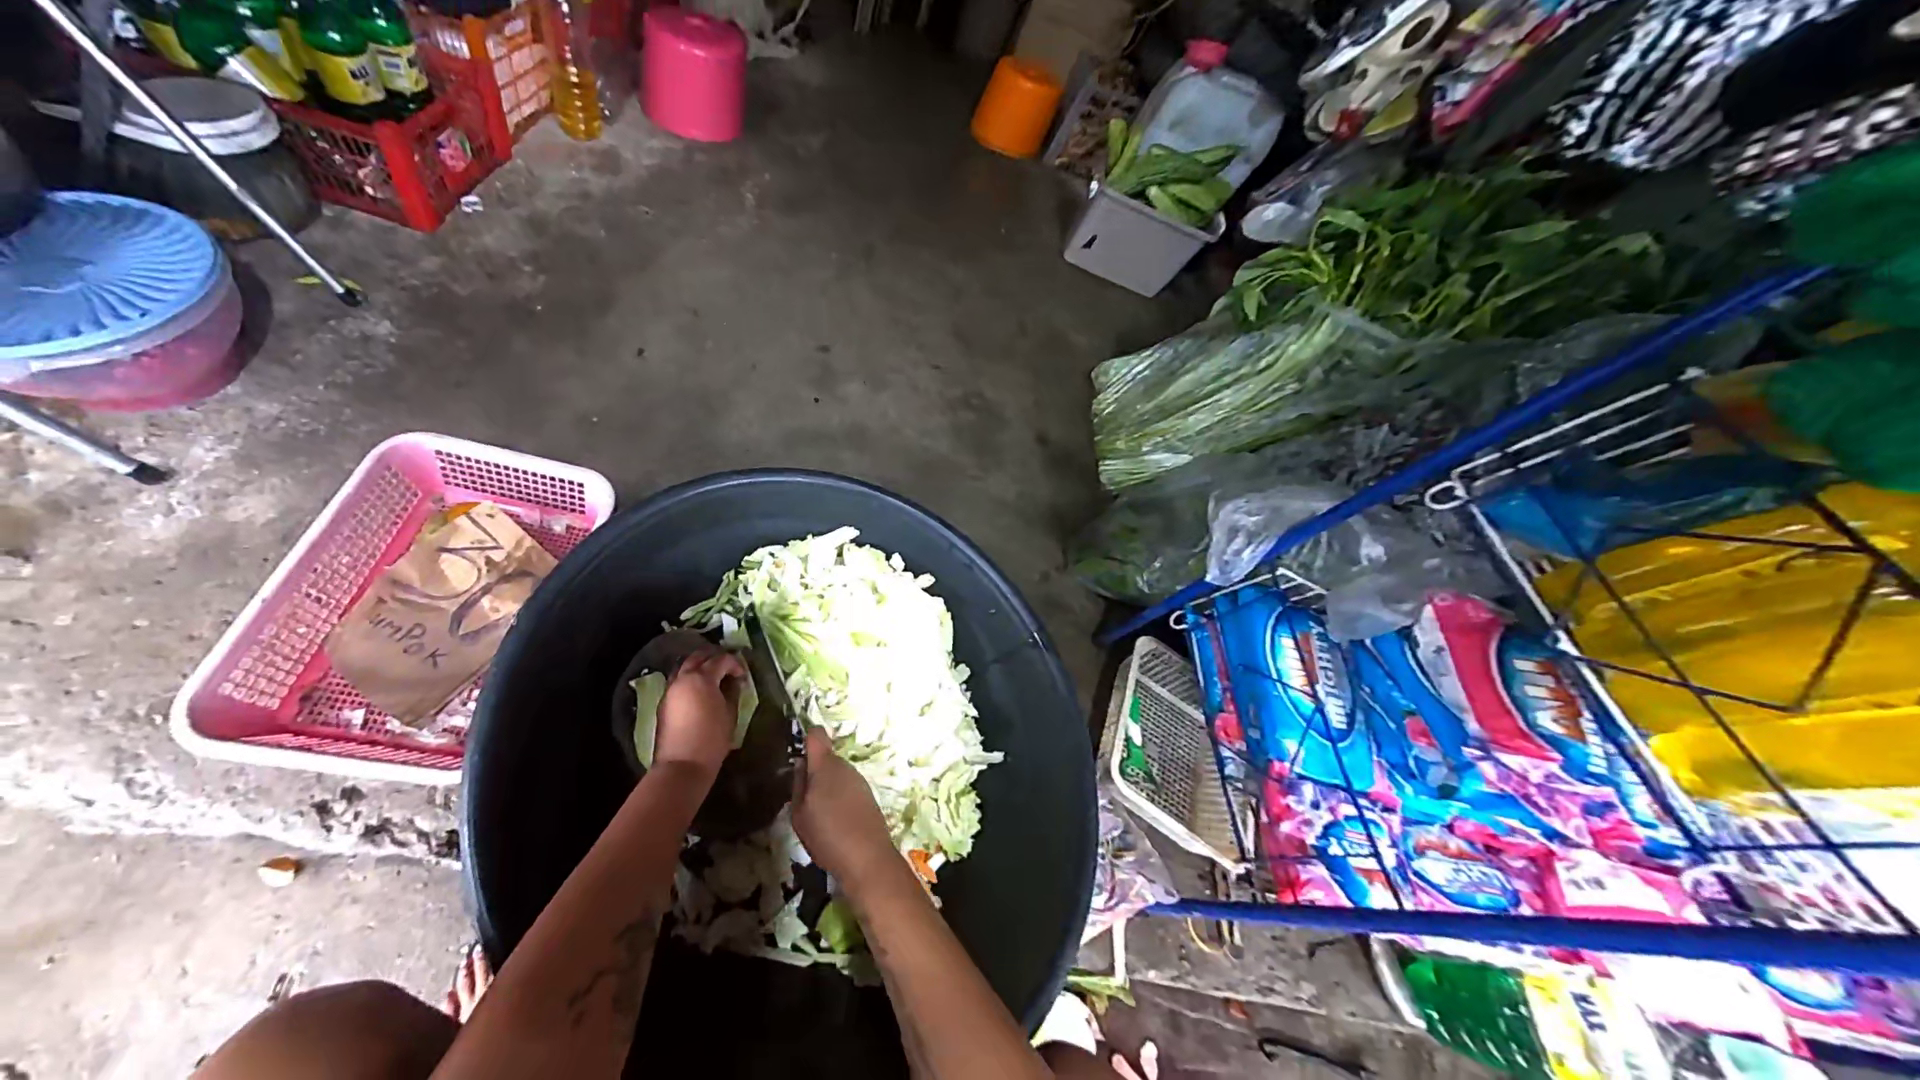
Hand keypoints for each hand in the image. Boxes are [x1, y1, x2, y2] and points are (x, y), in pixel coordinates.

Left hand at [650, 647, 745, 782]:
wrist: (682, 764)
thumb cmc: (712, 739)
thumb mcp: (730, 713)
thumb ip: (732, 692)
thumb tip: (735, 681)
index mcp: (702, 679)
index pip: (721, 660)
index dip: (735, 664)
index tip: (743, 676)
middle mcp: (683, 678)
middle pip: (698, 657)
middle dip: (715, 657)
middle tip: (728, 666)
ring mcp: (670, 689)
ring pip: (684, 666)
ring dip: (700, 665)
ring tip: (713, 675)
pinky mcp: (664, 702)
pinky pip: (677, 680)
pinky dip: (689, 677)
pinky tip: (699, 689)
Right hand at [791, 727, 899, 888]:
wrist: (867, 858)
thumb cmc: (826, 835)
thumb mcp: (799, 814)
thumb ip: (798, 784)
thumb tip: (800, 763)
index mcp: (825, 765)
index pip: (817, 735)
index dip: (806, 740)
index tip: (798, 756)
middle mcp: (845, 766)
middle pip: (827, 758)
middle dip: (815, 771)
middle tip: (803, 798)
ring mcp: (860, 780)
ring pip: (838, 774)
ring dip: (828, 786)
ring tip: (819, 815)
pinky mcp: (869, 795)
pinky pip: (849, 787)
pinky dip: (840, 797)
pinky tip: (836, 822)